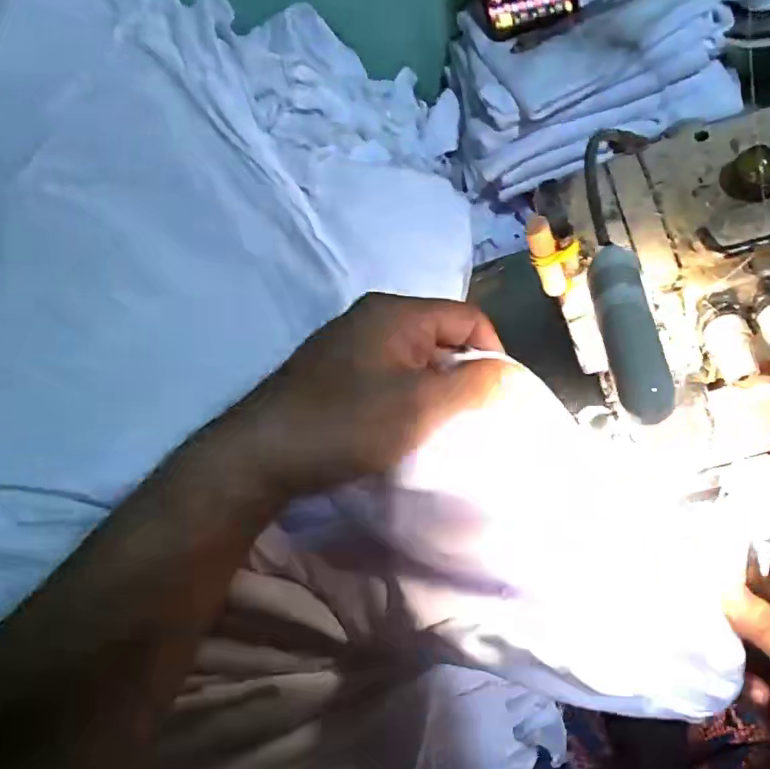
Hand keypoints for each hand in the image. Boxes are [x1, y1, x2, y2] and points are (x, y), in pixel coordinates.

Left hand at [233, 294, 509, 493]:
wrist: (261, 455)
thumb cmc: (347, 425)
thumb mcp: (421, 406)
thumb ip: (472, 385)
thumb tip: (508, 373)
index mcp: (396, 313)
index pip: (468, 317)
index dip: (492, 354)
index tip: (495, 398)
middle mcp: (373, 318)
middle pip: (443, 336)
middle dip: (465, 375)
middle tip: (472, 417)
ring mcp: (350, 344)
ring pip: (417, 359)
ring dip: (436, 390)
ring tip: (441, 427)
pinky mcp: (336, 372)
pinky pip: (391, 374)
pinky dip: (408, 397)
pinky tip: (404, 428)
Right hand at [725, 585, 769, 768]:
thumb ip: (764, 624)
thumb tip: (725, 588)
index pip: (754, 588)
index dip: (731, 600)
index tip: (709, 614)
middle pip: (740, 618)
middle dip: (732, 641)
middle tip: (730, 658)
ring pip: (735, 648)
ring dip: (739, 670)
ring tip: (758, 690)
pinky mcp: (764, 681)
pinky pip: (738, 674)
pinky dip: (744, 688)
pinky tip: (760, 702)